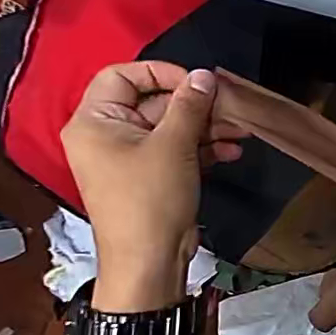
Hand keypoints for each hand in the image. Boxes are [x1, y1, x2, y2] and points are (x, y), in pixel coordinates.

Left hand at [60, 63, 246, 311]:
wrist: (150, 261)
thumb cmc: (151, 199)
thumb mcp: (174, 146)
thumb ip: (190, 105)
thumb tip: (204, 75)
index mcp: (94, 121)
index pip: (122, 76)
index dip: (161, 73)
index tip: (198, 82)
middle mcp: (107, 135)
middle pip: (153, 103)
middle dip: (195, 106)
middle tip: (230, 107)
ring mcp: (130, 157)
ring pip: (171, 128)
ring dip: (206, 128)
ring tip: (241, 131)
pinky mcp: (152, 176)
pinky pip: (176, 151)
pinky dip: (202, 149)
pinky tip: (232, 150)